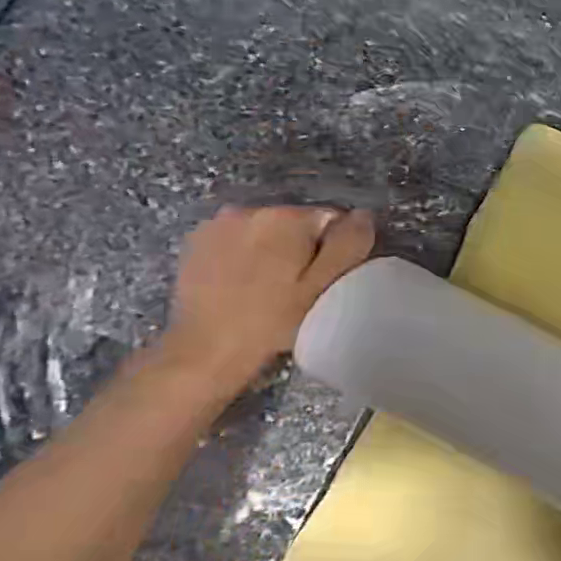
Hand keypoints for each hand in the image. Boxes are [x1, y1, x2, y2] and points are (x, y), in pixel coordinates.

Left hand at [161, 205, 375, 388]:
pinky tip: (244, 281)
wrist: (206, 350)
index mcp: (286, 218)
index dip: (335, 248)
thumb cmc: (274, 321)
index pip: (331, 218)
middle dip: (304, 246)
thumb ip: (348, 245)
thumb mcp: (323, 287)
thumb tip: (363, 214)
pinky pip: (238, 237)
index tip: (324, 277)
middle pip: (296, 221)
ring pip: (266, 229)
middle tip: (300, 285)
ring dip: (274, 248)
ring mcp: (218, 223)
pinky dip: (246, 252)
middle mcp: (249, 210)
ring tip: (271, 285)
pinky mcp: (197, 240)